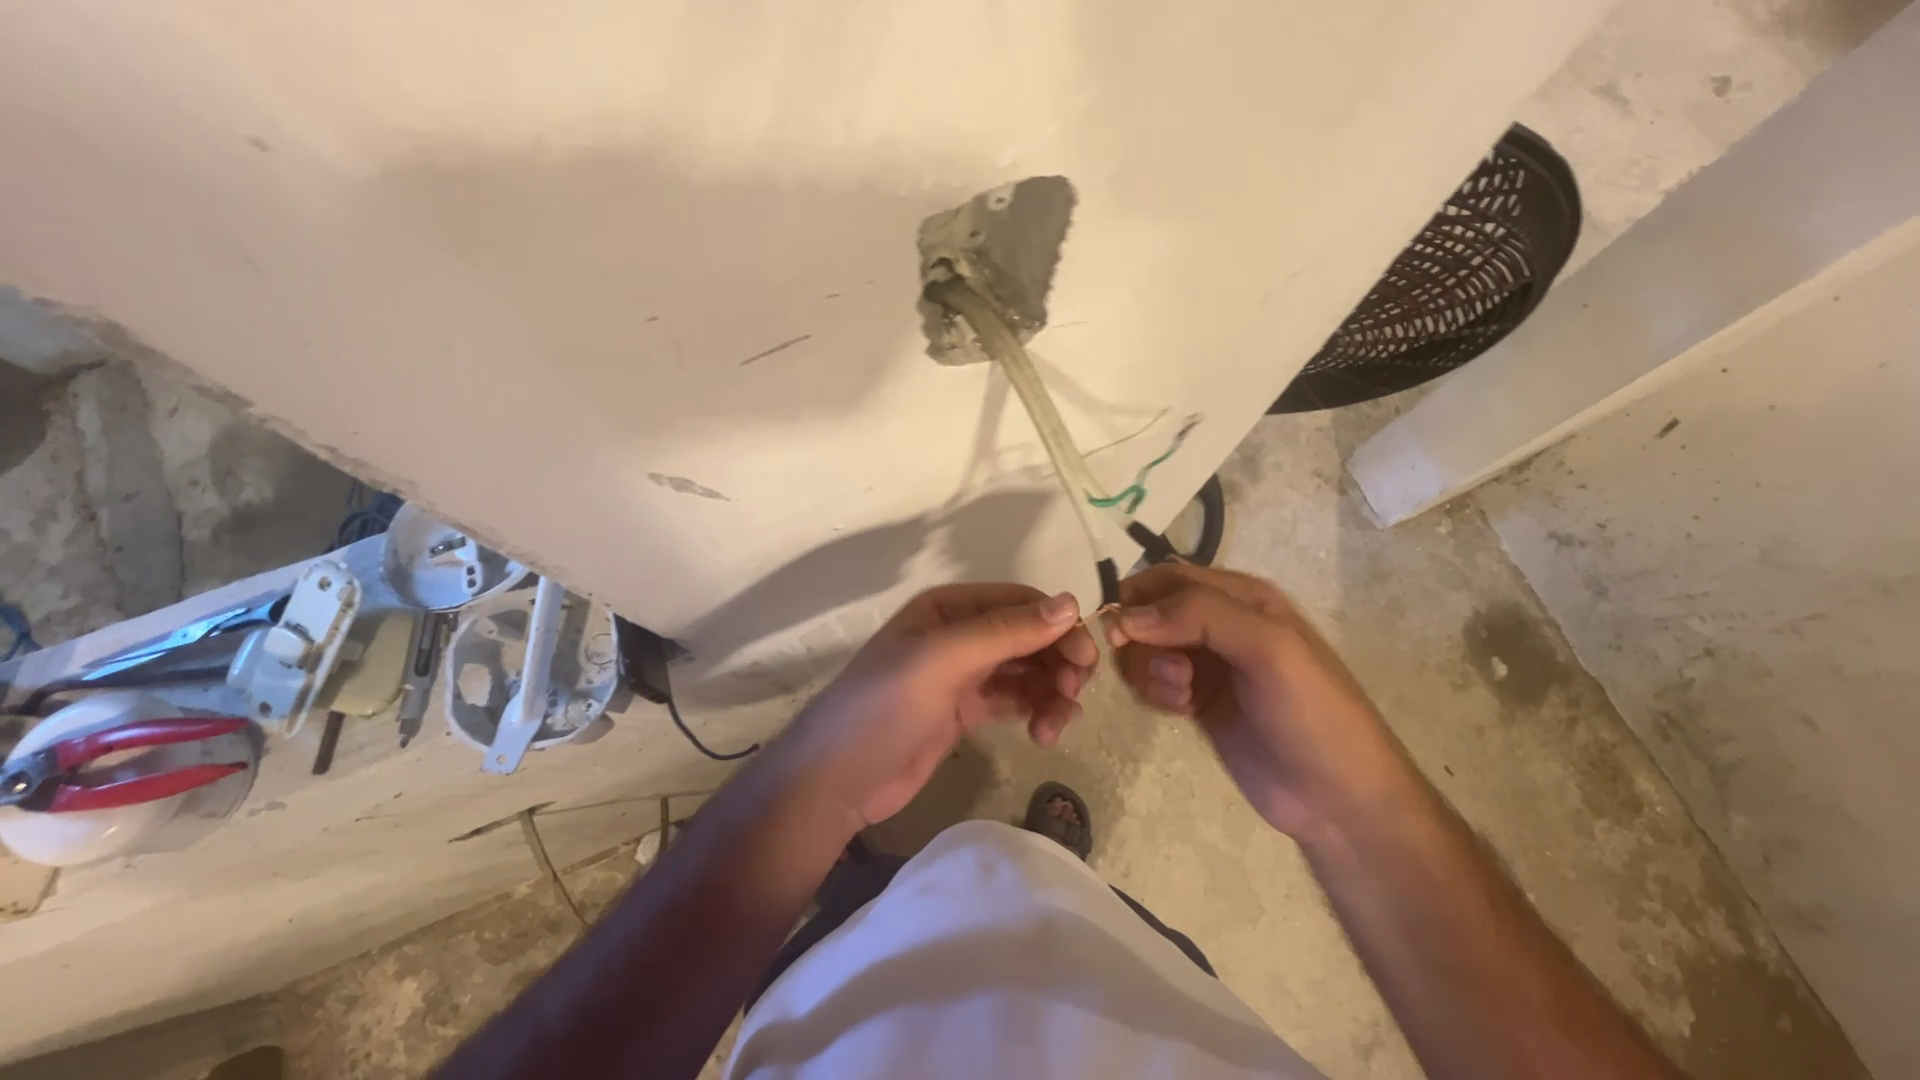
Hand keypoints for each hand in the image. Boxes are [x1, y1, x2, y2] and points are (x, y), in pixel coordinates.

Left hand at [770, 584, 1098, 827]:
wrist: (836, 779)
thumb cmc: (883, 707)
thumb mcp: (942, 660)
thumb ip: (1005, 631)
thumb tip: (1071, 603)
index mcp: (949, 608)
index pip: (1021, 602)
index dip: (1059, 625)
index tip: (1085, 659)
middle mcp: (959, 634)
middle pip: (1030, 637)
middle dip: (1058, 661)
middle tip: (1073, 695)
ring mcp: (963, 674)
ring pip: (1028, 671)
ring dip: (1051, 692)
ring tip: (1053, 727)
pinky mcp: (966, 711)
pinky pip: (1016, 700)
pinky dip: (1036, 711)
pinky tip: (1044, 734)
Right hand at [1105, 564, 1416, 839]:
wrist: (1336, 797)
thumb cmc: (1311, 713)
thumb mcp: (1268, 649)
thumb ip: (1201, 616)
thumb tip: (1126, 617)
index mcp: (1243, 597)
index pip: (1169, 578)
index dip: (1138, 598)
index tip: (1120, 632)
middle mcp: (1220, 623)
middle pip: (1150, 612)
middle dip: (1142, 639)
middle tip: (1169, 672)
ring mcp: (1208, 665)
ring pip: (1146, 649)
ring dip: (1149, 670)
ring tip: (1181, 695)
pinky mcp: (1198, 702)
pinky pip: (1153, 682)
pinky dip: (1154, 692)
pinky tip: (1181, 711)